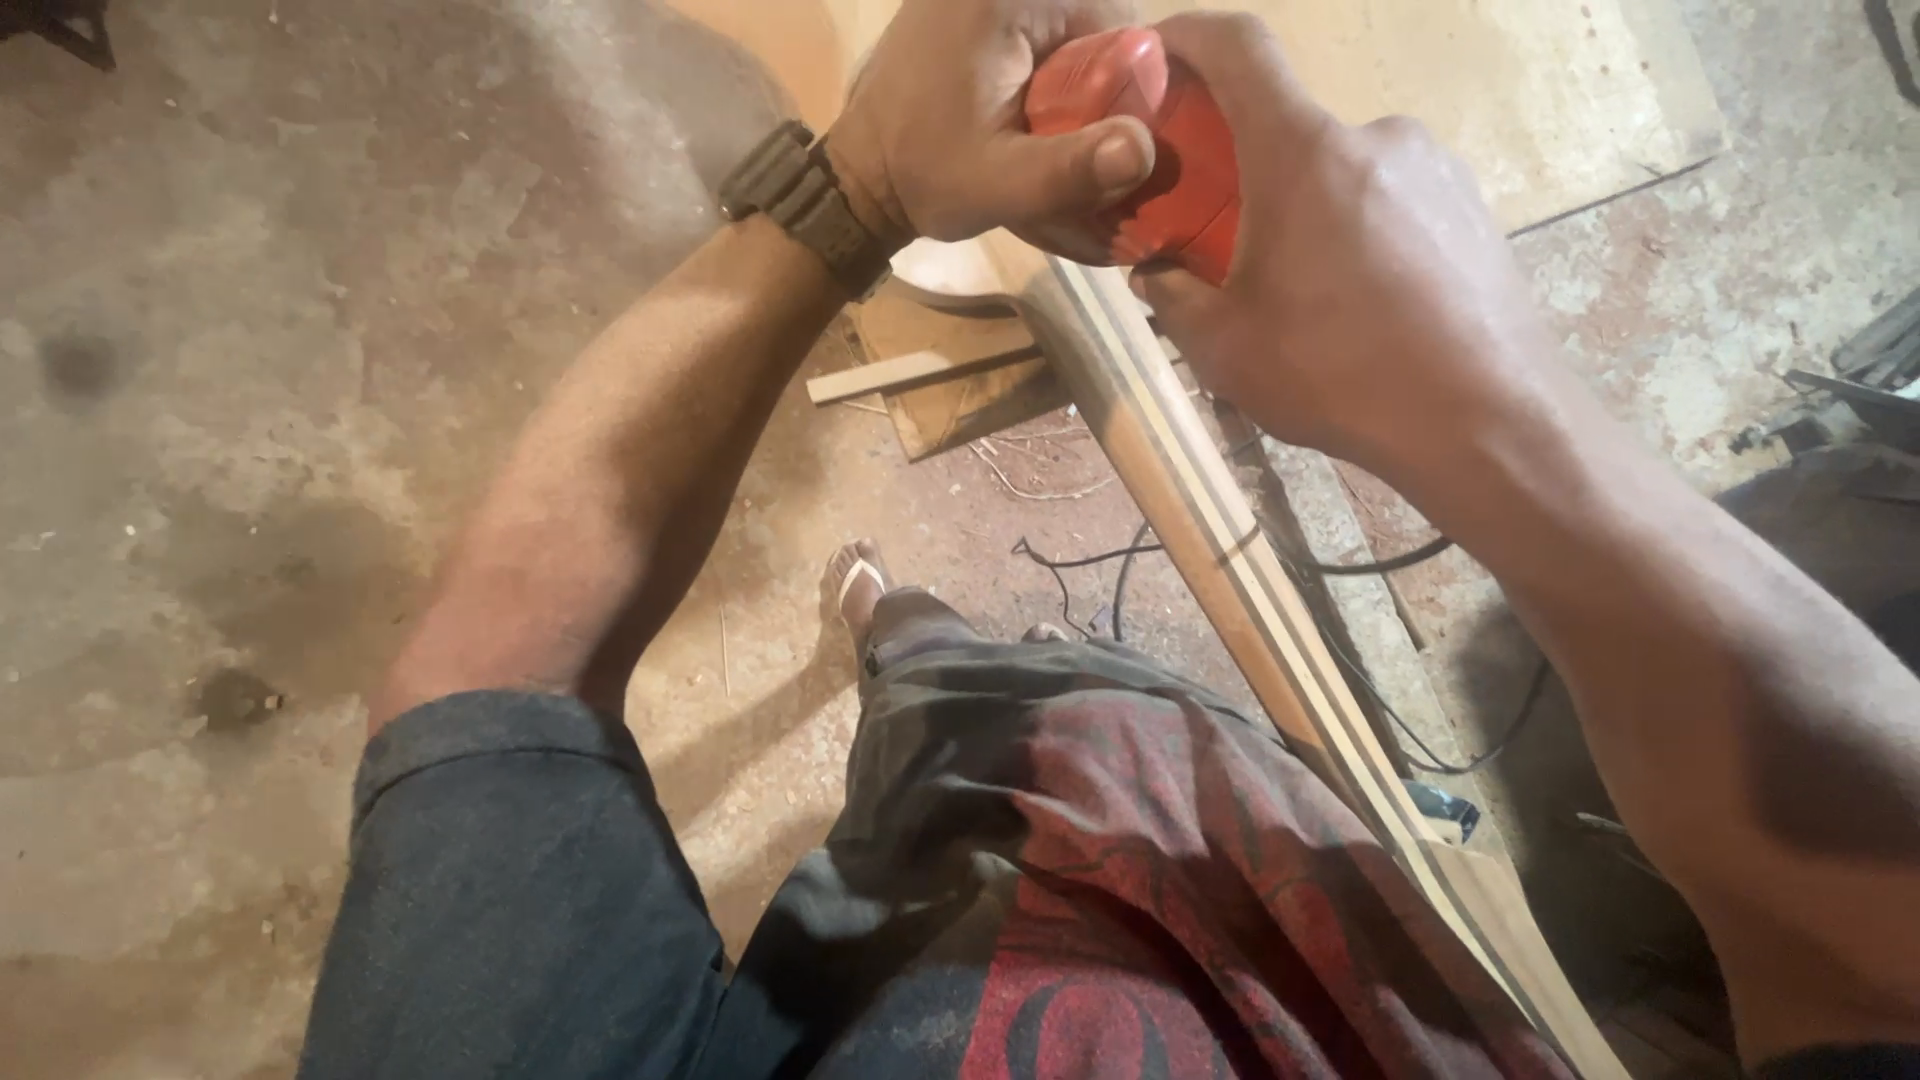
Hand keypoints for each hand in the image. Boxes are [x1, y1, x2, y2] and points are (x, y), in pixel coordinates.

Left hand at [826, 0, 1157, 247]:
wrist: (858, 180)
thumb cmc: (924, 179)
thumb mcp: (1001, 184)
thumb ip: (1071, 170)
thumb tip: (1144, 149)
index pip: (1111, 18)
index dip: (1125, 82)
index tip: (1109, 136)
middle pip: (1085, 22)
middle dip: (1094, 84)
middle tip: (1076, 145)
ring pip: (1057, 31)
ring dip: (1065, 82)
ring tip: (1047, 136)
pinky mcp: (958, 12)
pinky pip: (1026, 34)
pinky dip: (1036, 74)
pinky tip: (1023, 116)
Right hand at [1132, 14, 1577, 482]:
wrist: (1479, 417)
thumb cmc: (1332, 373)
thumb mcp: (1223, 347)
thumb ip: (1173, 297)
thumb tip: (1153, 273)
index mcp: (1302, 155)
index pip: (1241, 48)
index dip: (1190, 36)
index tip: (1156, 53)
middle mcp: (1373, 137)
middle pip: (1289, 128)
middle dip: (1244, 173)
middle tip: (1224, 244)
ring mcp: (1433, 166)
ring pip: (1340, 171)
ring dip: (1304, 211)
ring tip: (1297, 291)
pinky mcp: (1469, 204)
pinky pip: (1389, 198)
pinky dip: (1354, 230)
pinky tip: (1356, 302)